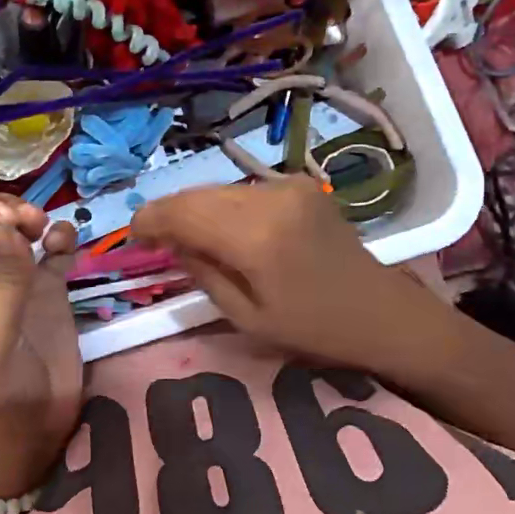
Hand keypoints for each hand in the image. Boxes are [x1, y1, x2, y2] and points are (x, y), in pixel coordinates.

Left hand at [0, 194, 80, 499]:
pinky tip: (67, 246)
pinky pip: (55, 253)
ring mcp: (19, 282)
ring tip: (53, 235)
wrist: (32, 434)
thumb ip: (3, 282)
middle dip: (13, 212)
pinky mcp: (51, 291)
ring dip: (40, 222)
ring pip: (25, 233)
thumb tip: (8, 225)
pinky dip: (62, 241)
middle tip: (37, 222)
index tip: (13, 216)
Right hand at [130, 180, 442, 374]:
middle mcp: (271, 197)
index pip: (183, 212)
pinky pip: (245, 190)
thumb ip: (202, 271)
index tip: (134, 238)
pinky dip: (224, 206)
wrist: (381, 311)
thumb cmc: (313, 329)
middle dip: (169, 213)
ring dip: (196, 208)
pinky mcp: (301, 184)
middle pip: (198, 194)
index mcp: (256, 236)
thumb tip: (170, 242)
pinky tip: (223, 229)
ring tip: (184, 236)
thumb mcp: (246, 316)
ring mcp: (289, 185)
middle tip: (151, 238)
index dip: (150, 220)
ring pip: (220, 188)